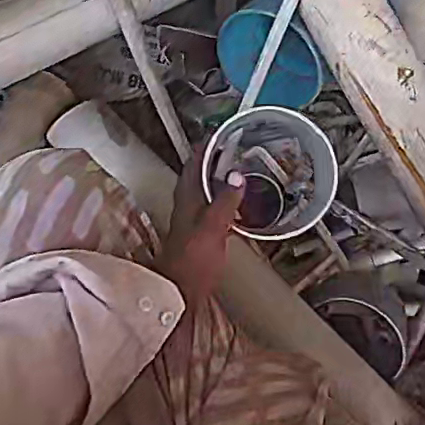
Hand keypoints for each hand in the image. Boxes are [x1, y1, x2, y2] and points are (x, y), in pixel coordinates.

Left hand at [157, 143, 242, 306]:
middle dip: (217, 159)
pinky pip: (216, 208)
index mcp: (186, 197)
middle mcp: (188, 204)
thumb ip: (225, 201)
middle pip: (200, 174)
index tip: (222, 132)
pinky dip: (228, 200)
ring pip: (208, 190)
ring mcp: (194, 219)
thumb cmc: (192, 260)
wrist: (181, 292)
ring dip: (223, 179)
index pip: (194, 162)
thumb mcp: (212, 227)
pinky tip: (242, 204)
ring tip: (243, 170)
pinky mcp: (203, 234)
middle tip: (238, 148)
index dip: (206, 146)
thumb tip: (236, 175)